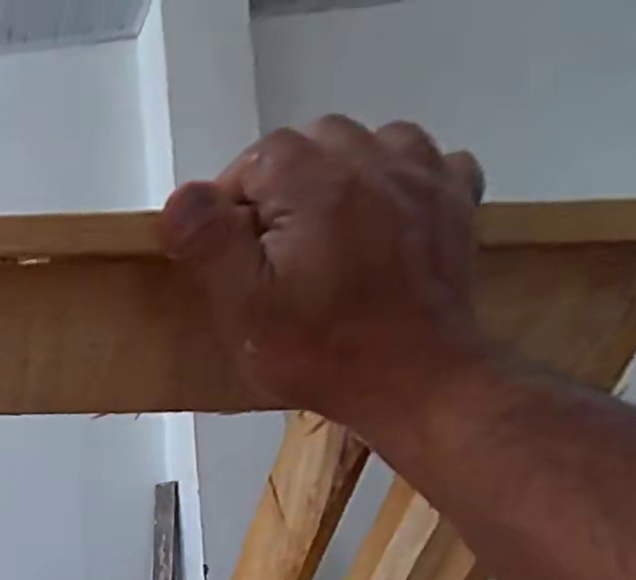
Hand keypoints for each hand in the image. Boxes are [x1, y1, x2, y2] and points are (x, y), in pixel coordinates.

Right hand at [162, 115, 488, 427]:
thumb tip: (182, 197)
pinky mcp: (453, 204)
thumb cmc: (319, 350)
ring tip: (313, 227)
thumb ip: (211, 243)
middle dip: (277, 181)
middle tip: (262, 244)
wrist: (413, 382)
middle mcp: (376, 166)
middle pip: (312, 140)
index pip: (258, 156)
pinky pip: (420, 161)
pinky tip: (372, 218)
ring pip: (366, 141)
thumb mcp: (242, 306)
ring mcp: (423, 180)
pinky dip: (390, 177)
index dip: (229, 198)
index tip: (224, 247)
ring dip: (332, 172)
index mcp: (318, 187)